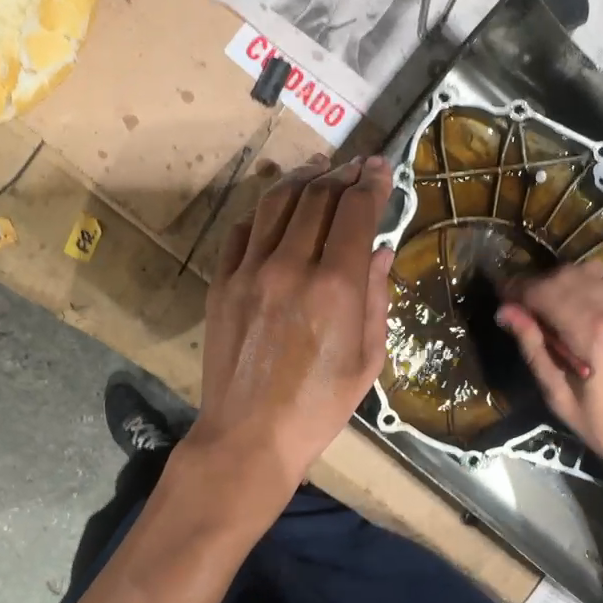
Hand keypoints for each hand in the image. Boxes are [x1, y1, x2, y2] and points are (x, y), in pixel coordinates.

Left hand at [191, 154, 394, 488]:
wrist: (248, 436)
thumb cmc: (319, 408)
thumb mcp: (367, 360)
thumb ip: (376, 298)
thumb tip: (380, 251)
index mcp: (335, 287)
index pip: (355, 211)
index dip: (372, 183)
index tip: (382, 168)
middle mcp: (290, 266)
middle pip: (317, 197)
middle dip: (341, 174)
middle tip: (355, 166)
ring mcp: (249, 272)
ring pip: (275, 203)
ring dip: (301, 179)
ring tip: (317, 168)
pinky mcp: (221, 284)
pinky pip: (242, 231)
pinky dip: (263, 212)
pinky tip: (276, 209)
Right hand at [497, 265, 602, 483]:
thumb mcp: (562, 398)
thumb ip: (535, 349)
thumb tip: (507, 313)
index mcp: (599, 334)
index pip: (546, 293)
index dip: (518, 290)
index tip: (502, 295)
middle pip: (569, 276)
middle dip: (539, 285)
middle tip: (519, 301)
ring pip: (594, 272)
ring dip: (565, 282)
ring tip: (549, 304)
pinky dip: (594, 286)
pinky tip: (582, 307)